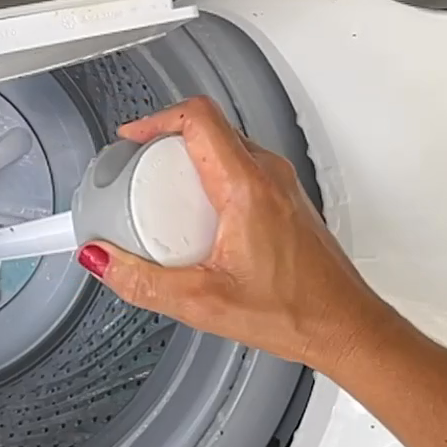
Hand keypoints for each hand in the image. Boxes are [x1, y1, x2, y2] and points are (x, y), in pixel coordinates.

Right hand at [78, 96, 397, 371]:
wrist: (344, 327)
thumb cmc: (295, 313)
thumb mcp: (202, 303)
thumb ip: (143, 281)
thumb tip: (101, 258)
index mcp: (248, 188)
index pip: (198, 119)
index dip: (156, 119)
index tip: (131, 138)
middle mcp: (269, 176)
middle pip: (208, 129)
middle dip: (164, 143)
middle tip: (136, 172)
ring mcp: (281, 185)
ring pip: (225, 147)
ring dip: (188, 160)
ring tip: (160, 196)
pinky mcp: (285, 199)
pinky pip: (241, 167)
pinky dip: (210, 177)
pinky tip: (196, 218)